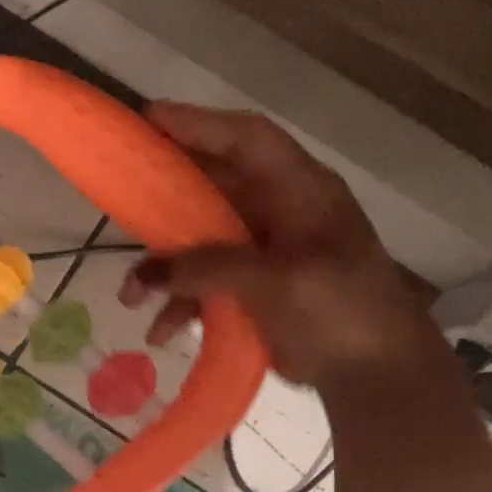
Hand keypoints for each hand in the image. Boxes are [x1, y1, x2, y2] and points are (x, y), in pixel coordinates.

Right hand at [120, 103, 439, 389]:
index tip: (148, 120)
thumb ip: (208, 270)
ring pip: (199, 243)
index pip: (247, 140)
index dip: (199, 125)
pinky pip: (202, 286)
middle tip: (119, 203)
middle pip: (212, 189)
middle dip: (164, 204)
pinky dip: (179, 305)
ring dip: (162, 269)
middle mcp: (280, 212)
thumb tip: (144, 275)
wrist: (372, 371)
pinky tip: (162, 331)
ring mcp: (264, 254)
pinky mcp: (252, 291)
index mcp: (299, 192)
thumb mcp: (277, 281)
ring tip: (131, 298)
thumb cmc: (340, 311)